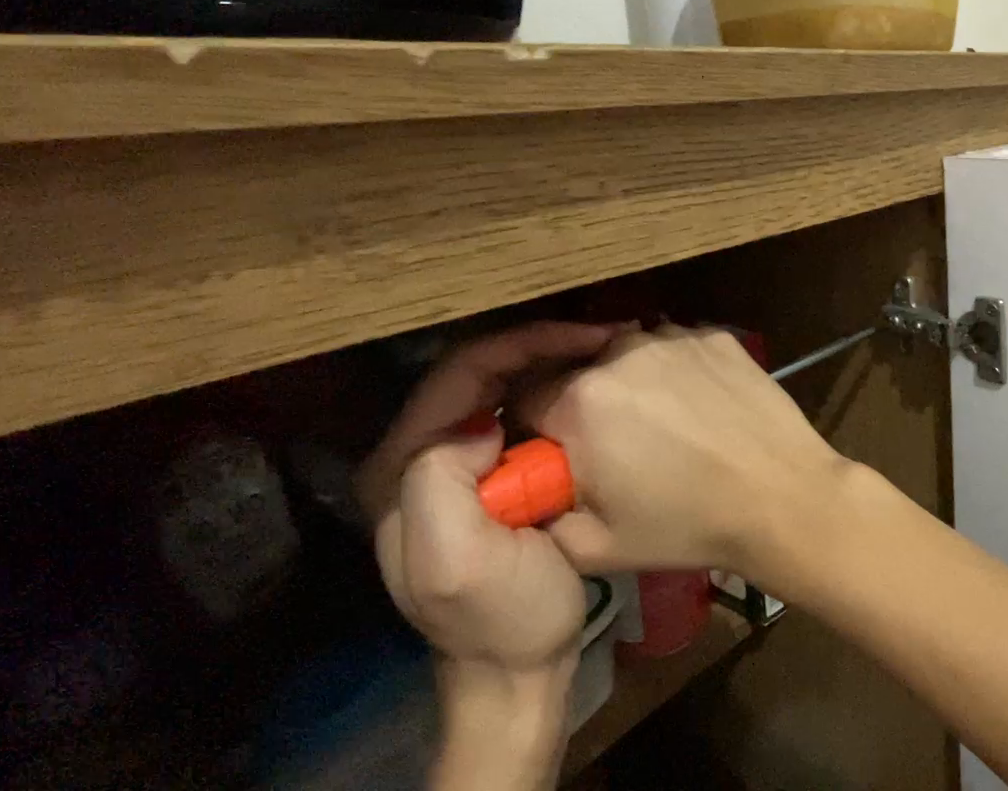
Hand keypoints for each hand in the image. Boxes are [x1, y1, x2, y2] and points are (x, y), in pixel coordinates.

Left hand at [356, 322, 620, 790]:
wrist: (519, 669)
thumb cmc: (498, 616)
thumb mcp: (457, 561)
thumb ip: (441, 482)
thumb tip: (480, 426)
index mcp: (401, 467)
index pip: (459, 374)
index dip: (524, 344)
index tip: (589, 338)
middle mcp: (419, 455)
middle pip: (479, 372)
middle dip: (542, 345)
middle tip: (605, 338)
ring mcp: (455, 466)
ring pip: (501, 389)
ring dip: (552, 364)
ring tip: (605, 353)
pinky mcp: (490, 477)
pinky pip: (520, 415)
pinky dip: (556, 394)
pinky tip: (591, 389)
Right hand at [515, 325, 854, 580]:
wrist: (783, 498)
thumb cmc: (687, 526)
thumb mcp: (594, 547)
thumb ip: (541, 515)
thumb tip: (524, 492)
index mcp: (580, 400)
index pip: (525, 398)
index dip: (540, 430)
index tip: (564, 453)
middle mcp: (621, 352)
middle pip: (578, 371)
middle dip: (586, 404)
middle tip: (620, 443)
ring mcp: (675, 336)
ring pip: (628, 354)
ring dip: (632, 381)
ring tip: (667, 423)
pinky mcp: (717, 336)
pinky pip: (676, 348)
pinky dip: (677, 370)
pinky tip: (701, 405)